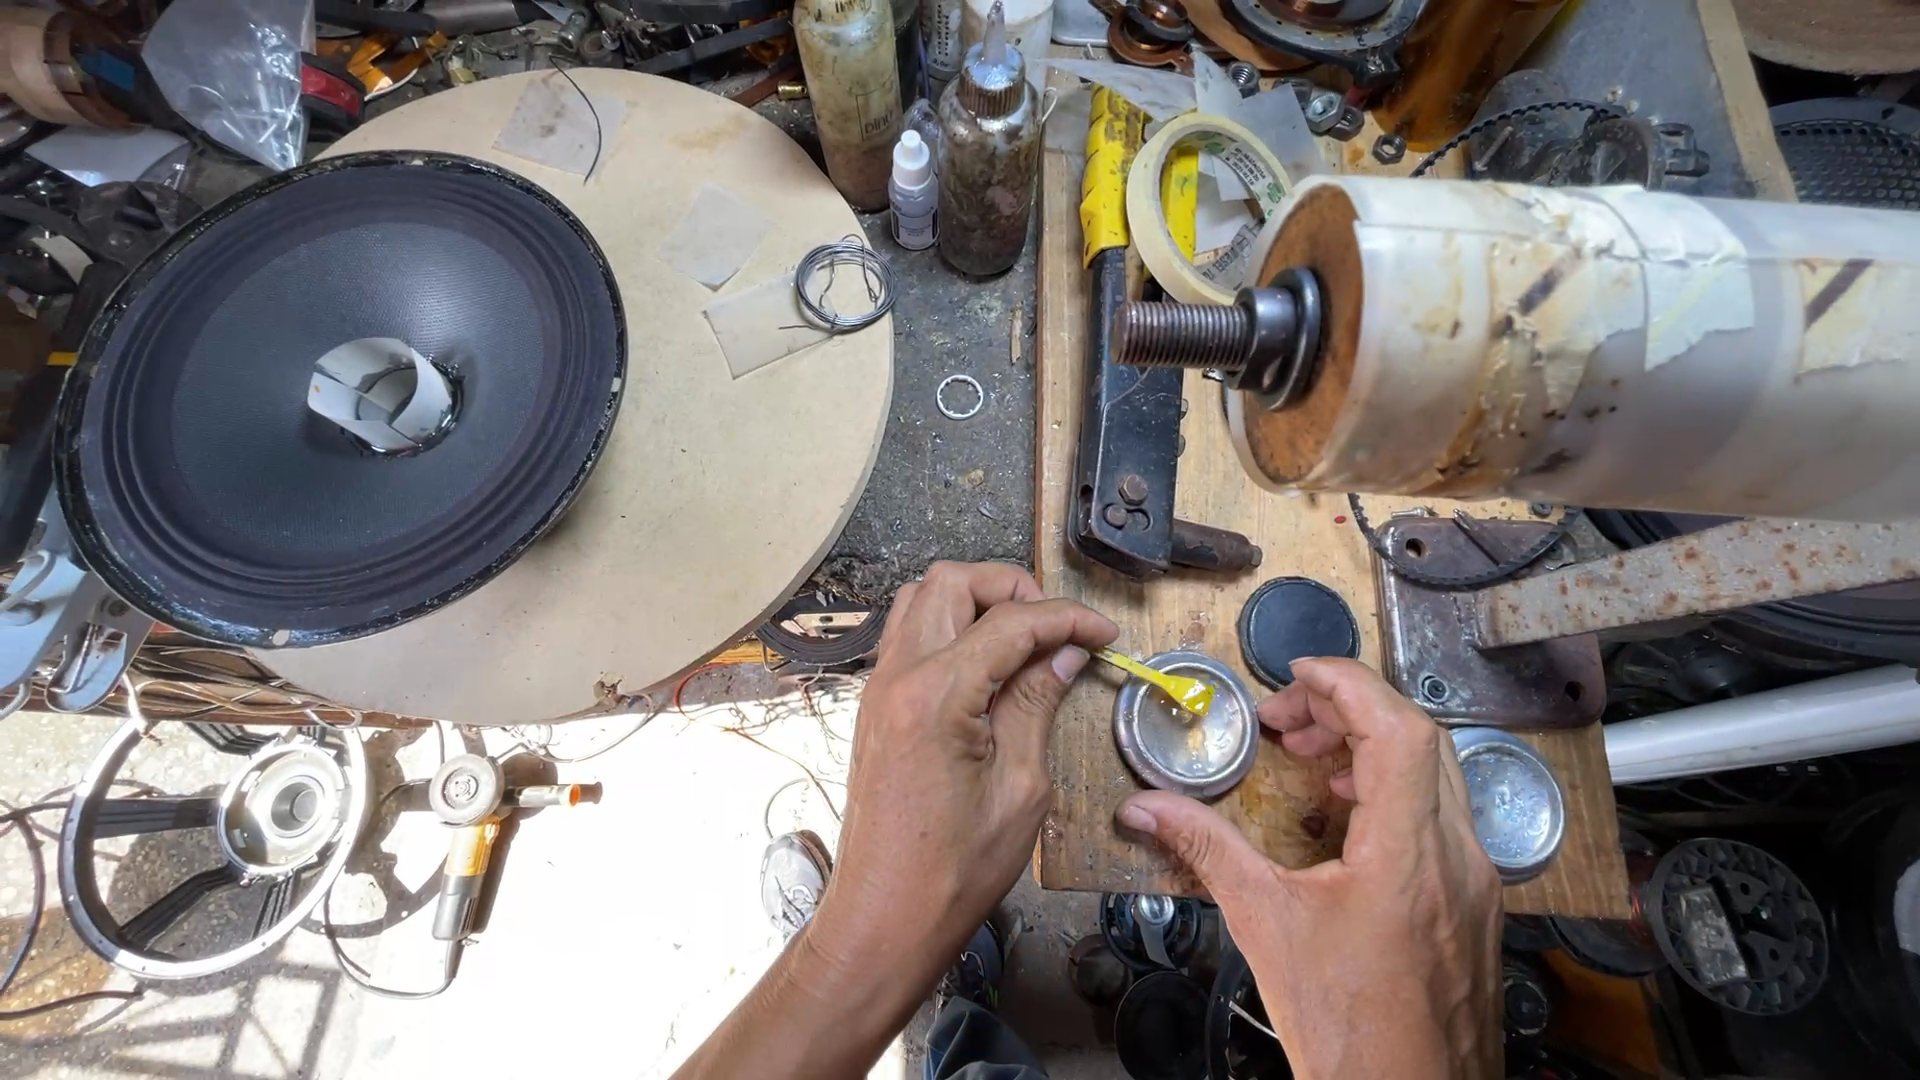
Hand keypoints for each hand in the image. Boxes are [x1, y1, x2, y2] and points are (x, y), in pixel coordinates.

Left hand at [676, 562, 1116, 1079]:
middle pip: (952, 580)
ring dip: (976, 600)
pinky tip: (987, 662)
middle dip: (1012, 587)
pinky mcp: (875, 701)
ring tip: (1023, 638)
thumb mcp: (1021, 786)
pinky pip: (910, 632)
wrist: (883, 916)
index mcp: (936, 693)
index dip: (1067, 618)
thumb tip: (1067, 651)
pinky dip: (951, 625)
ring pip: (924, 597)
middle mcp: (897, 672)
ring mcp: (879, 684)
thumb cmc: (957, 867)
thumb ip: (1038, 701)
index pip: (1011, 621)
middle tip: (1056, 627)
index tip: (1105, 634)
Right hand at [1116, 657, 1501, 1079]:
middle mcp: (1457, 856)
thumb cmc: (1343, 1023)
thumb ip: (1204, 847)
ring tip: (1309, 749)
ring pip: (1435, 770)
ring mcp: (1475, 879)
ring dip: (1370, 740)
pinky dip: (1389, 780)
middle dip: (1347, 707)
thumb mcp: (1262, 921)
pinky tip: (1346, 803)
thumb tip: (1141, 804)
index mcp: (1408, 854)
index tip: (1296, 673)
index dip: (1348, 685)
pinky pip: (1439, 808)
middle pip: (1419, 739)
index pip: (1399, 732)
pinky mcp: (1472, 899)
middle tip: (1285, 718)